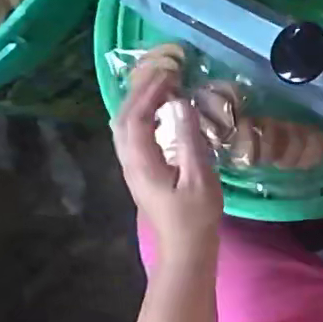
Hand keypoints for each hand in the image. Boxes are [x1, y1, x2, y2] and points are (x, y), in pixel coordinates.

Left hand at [113, 66, 221, 259]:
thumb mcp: (199, 178)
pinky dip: (140, 115)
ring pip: (123, 127)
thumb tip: (182, 104)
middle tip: (160, 72)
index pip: (136, 117)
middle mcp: (129, 163)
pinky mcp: (139, 173)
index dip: (149, 92)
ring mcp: (131, 169)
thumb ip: (189, 139)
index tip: (169, 74)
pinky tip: (158, 111)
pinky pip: (131, 135)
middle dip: (139, 92)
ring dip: (137, 102)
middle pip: (123, 118)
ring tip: (158, 85)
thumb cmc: (195, 216)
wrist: (185, 249)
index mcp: (141, 162)